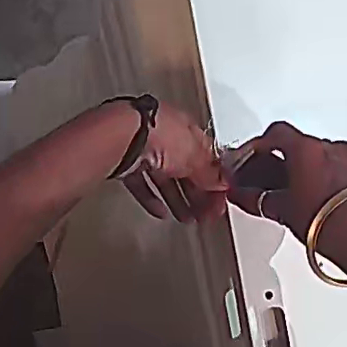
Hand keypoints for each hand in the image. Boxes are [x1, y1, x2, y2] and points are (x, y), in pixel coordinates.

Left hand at [119, 102, 228, 222]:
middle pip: (185, 169)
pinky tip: (160, 212)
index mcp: (187, 128)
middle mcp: (166, 135)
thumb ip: (209, 173)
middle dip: (198, 193)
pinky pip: (142, 183)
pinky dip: (152, 198)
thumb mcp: (194, 158)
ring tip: (186, 218)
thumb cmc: (159, 134)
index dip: (215, 179)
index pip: (206, 157)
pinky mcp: (126, 161)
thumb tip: (222, 183)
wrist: (123, 137)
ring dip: (177, 199)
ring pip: (165, 178)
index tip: (219, 199)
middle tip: (205, 213)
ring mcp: (145, 148)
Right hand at [224, 122, 346, 274]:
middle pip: (300, 144)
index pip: (276, 133)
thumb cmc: (330, 223)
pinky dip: (326, 180)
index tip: (250, 156)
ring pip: (322, 157)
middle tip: (269, 177)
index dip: (258, 145)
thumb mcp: (283, 211)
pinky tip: (319, 201)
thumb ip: (258, 198)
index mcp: (308, 149)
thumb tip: (244, 196)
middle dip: (282, 159)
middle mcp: (332, 148)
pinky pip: (339, 170)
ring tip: (295, 194)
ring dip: (306, 170)